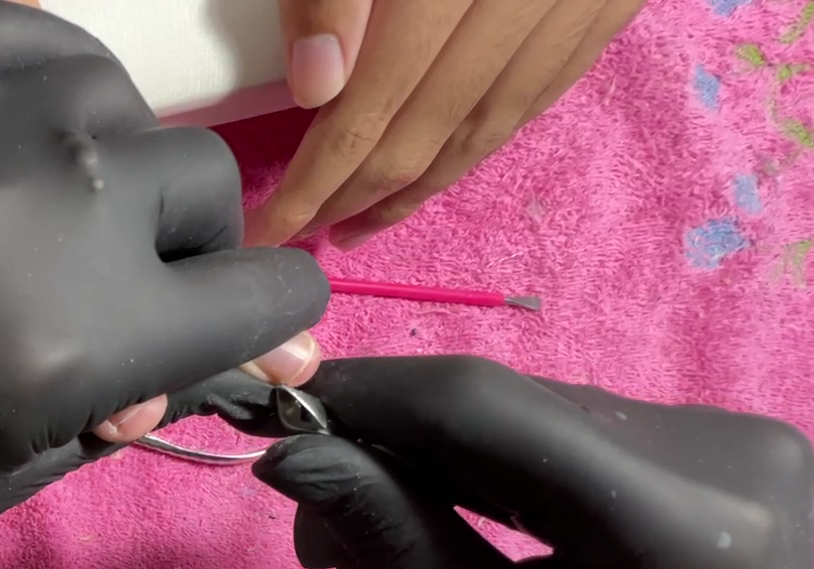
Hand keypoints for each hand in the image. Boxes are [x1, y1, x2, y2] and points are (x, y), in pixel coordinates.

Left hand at [0, 1, 328, 568]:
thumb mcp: (29, 464)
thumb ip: (148, 388)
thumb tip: (242, 347)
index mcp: (77, 345)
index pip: (264, 293)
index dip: (269, 323)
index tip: (244, 335)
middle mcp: (35, 216)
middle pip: (206, 189)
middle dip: (189, 260)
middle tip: (125, 304)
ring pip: (124, 110)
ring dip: (117, 178)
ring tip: (54, 236)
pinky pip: (31, 42)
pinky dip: (48, 97)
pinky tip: (18, 155)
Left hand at [248, 0, 644, 248]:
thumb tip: (319, 88)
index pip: (365, 115)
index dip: (311, 187)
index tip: (269, 234)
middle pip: (423, 134)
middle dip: (352, 199)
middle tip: (302, 235)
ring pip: (487, 127)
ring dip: (415, 191)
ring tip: (358, 226)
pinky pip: (543, 91)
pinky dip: (481, 142)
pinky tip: (438, 169)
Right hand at [252, 356, 813, 568]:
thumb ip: (381, 530)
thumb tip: (285, 456)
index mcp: (675, 515)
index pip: (478, 407)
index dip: (361, 397)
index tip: (270, 410)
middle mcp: (712, 444)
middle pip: (485, 411)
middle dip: (374, 460)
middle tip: (315, 544)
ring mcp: (713, 436)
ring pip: (501, 421)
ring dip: (408, 479)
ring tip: (361, 568)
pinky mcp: (692, 445)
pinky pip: (535, 438)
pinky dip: (457, 480)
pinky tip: (424, 532)